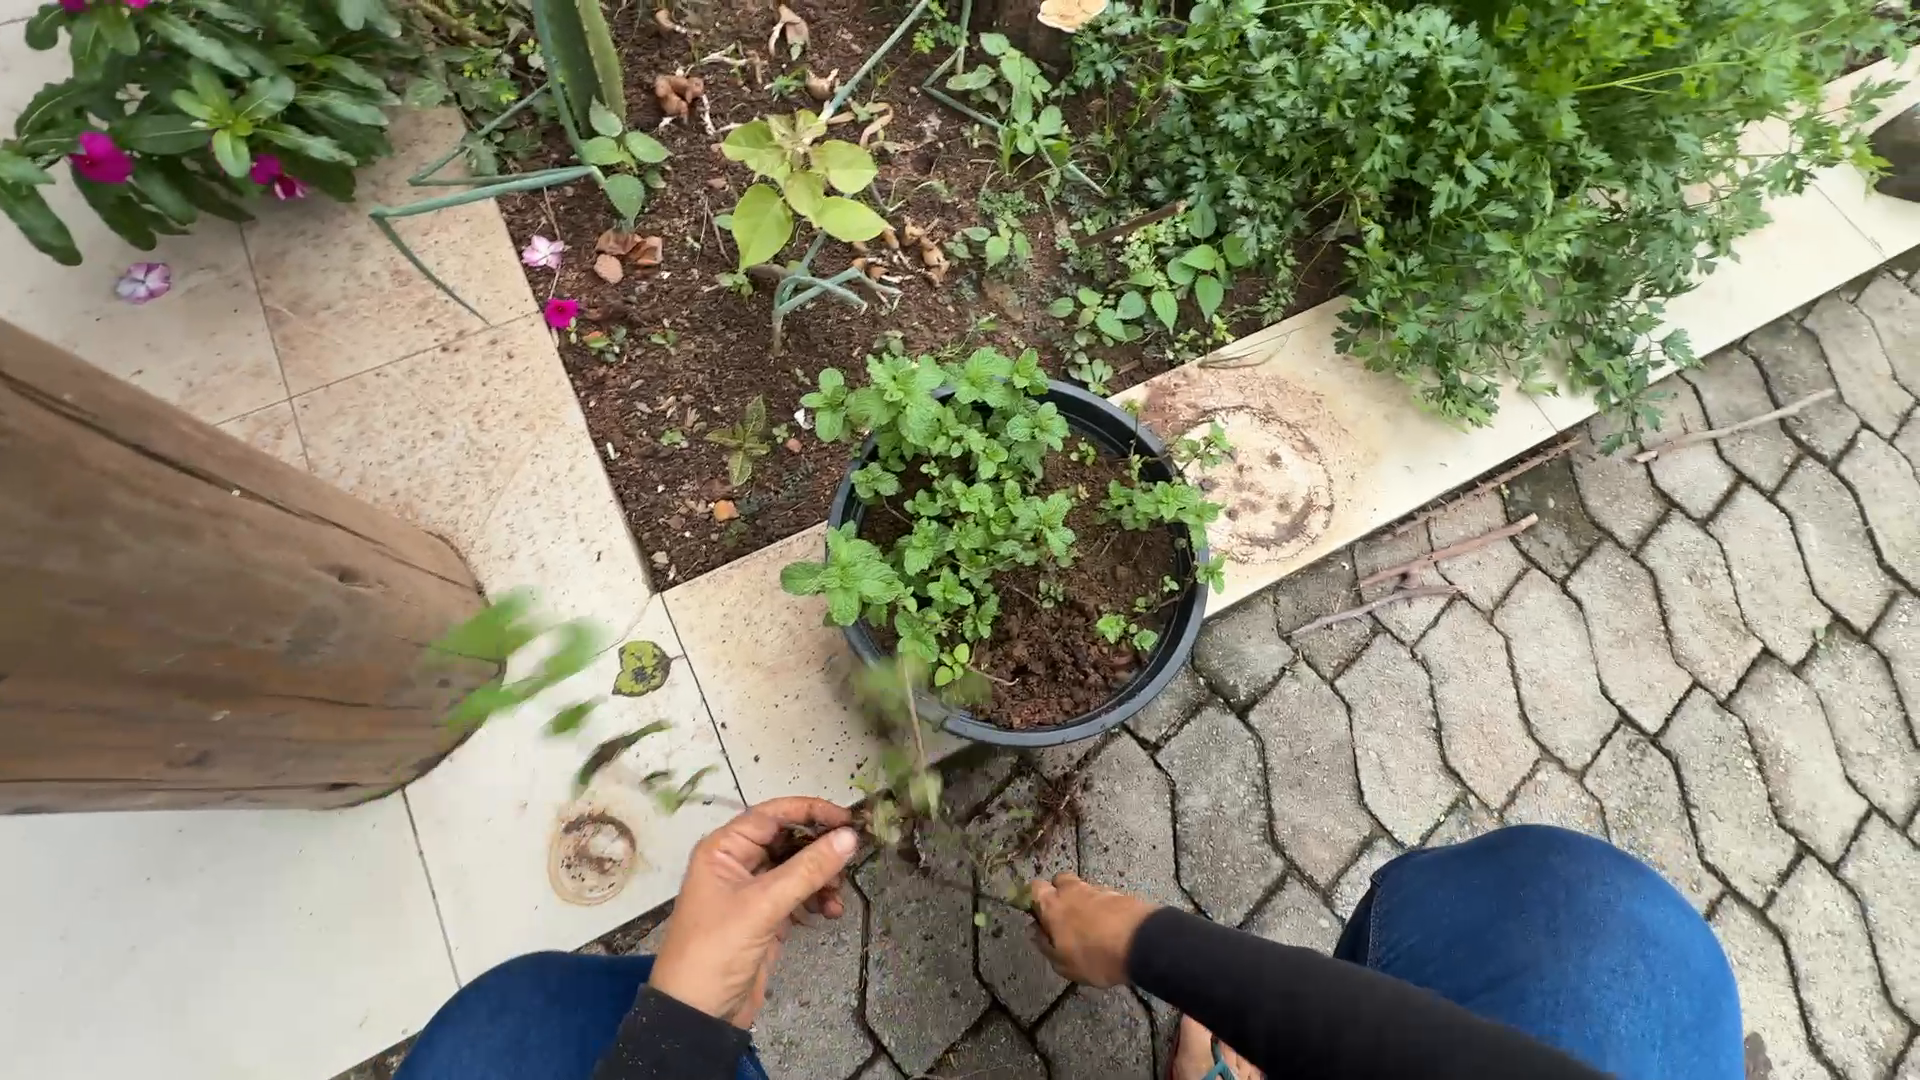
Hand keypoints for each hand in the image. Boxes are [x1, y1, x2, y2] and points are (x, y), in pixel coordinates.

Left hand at [649, 797, 859, 1027]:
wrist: (696, 1019)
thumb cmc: (717, 951)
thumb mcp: (764, 906)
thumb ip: (809, 869)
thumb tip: (850, 836)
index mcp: (725, 848)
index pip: (774, 814)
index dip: (812, 812)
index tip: (847, 819)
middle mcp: (738, 862)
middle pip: (789, 840)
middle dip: (820, 850)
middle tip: (850, 859)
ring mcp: (752, 890)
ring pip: (798, 867)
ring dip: (822, 878)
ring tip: (837, 897)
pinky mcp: (765, 915)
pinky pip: (799, 893)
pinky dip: (817, 899)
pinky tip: (830, 913)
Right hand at [1029, 872, 1158, 987]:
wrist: (1140, 942)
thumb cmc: (1094, 956)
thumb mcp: (1064, 964)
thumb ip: (1045, 946)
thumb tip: (1034, 931)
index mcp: (1052, 905)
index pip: (1035, 888)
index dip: (1035, 899)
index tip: (1040, 916)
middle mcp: (1071, 890)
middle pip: (1059, 880)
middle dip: (1060, 893)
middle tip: (1065, 917)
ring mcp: (1096, 889)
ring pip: (1082, 888)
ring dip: (1082, 901)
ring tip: (1090, 926)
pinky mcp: (1117, 893)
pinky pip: (1102, 897)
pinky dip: (1102, 907)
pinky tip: (1108, 926)